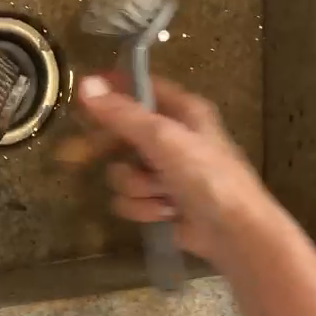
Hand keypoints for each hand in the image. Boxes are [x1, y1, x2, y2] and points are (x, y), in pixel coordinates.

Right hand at [67, 74, 288, 264]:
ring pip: (121, 173)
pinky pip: (129, 201)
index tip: (84, 98)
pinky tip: (165, 213)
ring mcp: (163, 173)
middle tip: (92, 154)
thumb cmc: (207, 177)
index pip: (140, 88)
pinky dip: (144, 209)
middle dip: (113, 152)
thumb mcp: (164, 139)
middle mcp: (171, 137)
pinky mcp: (157, 203)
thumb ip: (123, 115)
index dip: (112, 91)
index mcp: (181, 111)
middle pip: (121, 134)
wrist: (232, 231)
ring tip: (162, 195)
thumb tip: (85, 84)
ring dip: (137, 188)